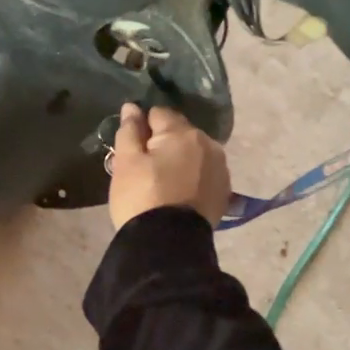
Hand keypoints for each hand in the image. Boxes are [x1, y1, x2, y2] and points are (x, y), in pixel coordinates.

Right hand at [108, 103, 231, 229]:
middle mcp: (208, 143)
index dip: (140, 127)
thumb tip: (132, 107)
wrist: (168, 242)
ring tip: (161, 183)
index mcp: (182, 133)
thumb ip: (129, 131)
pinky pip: (203, 173)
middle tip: (142, 168)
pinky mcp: (224, 190)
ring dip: (178, 159)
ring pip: (193, 153)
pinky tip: (177, 194)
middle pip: (179, 132)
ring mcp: (220, 167)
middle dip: (162, 143)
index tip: (130, 149)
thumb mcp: (126, 163)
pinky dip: (190, 177)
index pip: (158, 113)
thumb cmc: (141, 197)